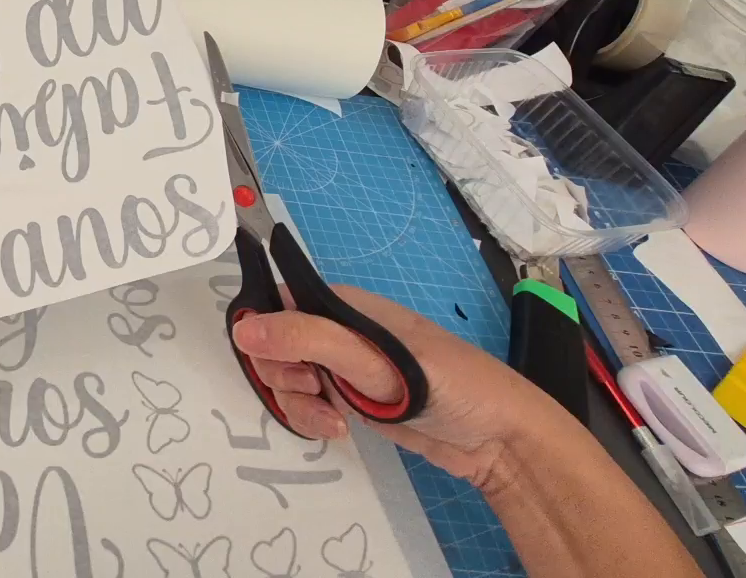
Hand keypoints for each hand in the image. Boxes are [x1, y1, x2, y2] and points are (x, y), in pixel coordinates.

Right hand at [231, 285, 568, 491]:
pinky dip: (310, 418)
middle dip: (280, 372)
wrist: (503, 442)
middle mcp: (331, 329)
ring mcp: (338, 364)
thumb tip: (242, 329)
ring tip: (330, 417)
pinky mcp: (346, 397)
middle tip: (310, 388)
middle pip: (271, 343)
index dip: (262, 331)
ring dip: (296, 401)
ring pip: (284, 377)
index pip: (273, 303)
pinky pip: (305, 403)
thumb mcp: (373, 359)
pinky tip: (337, 429)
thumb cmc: (447, 383)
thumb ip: (306, 339)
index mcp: (337, 302)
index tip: (278, 360)